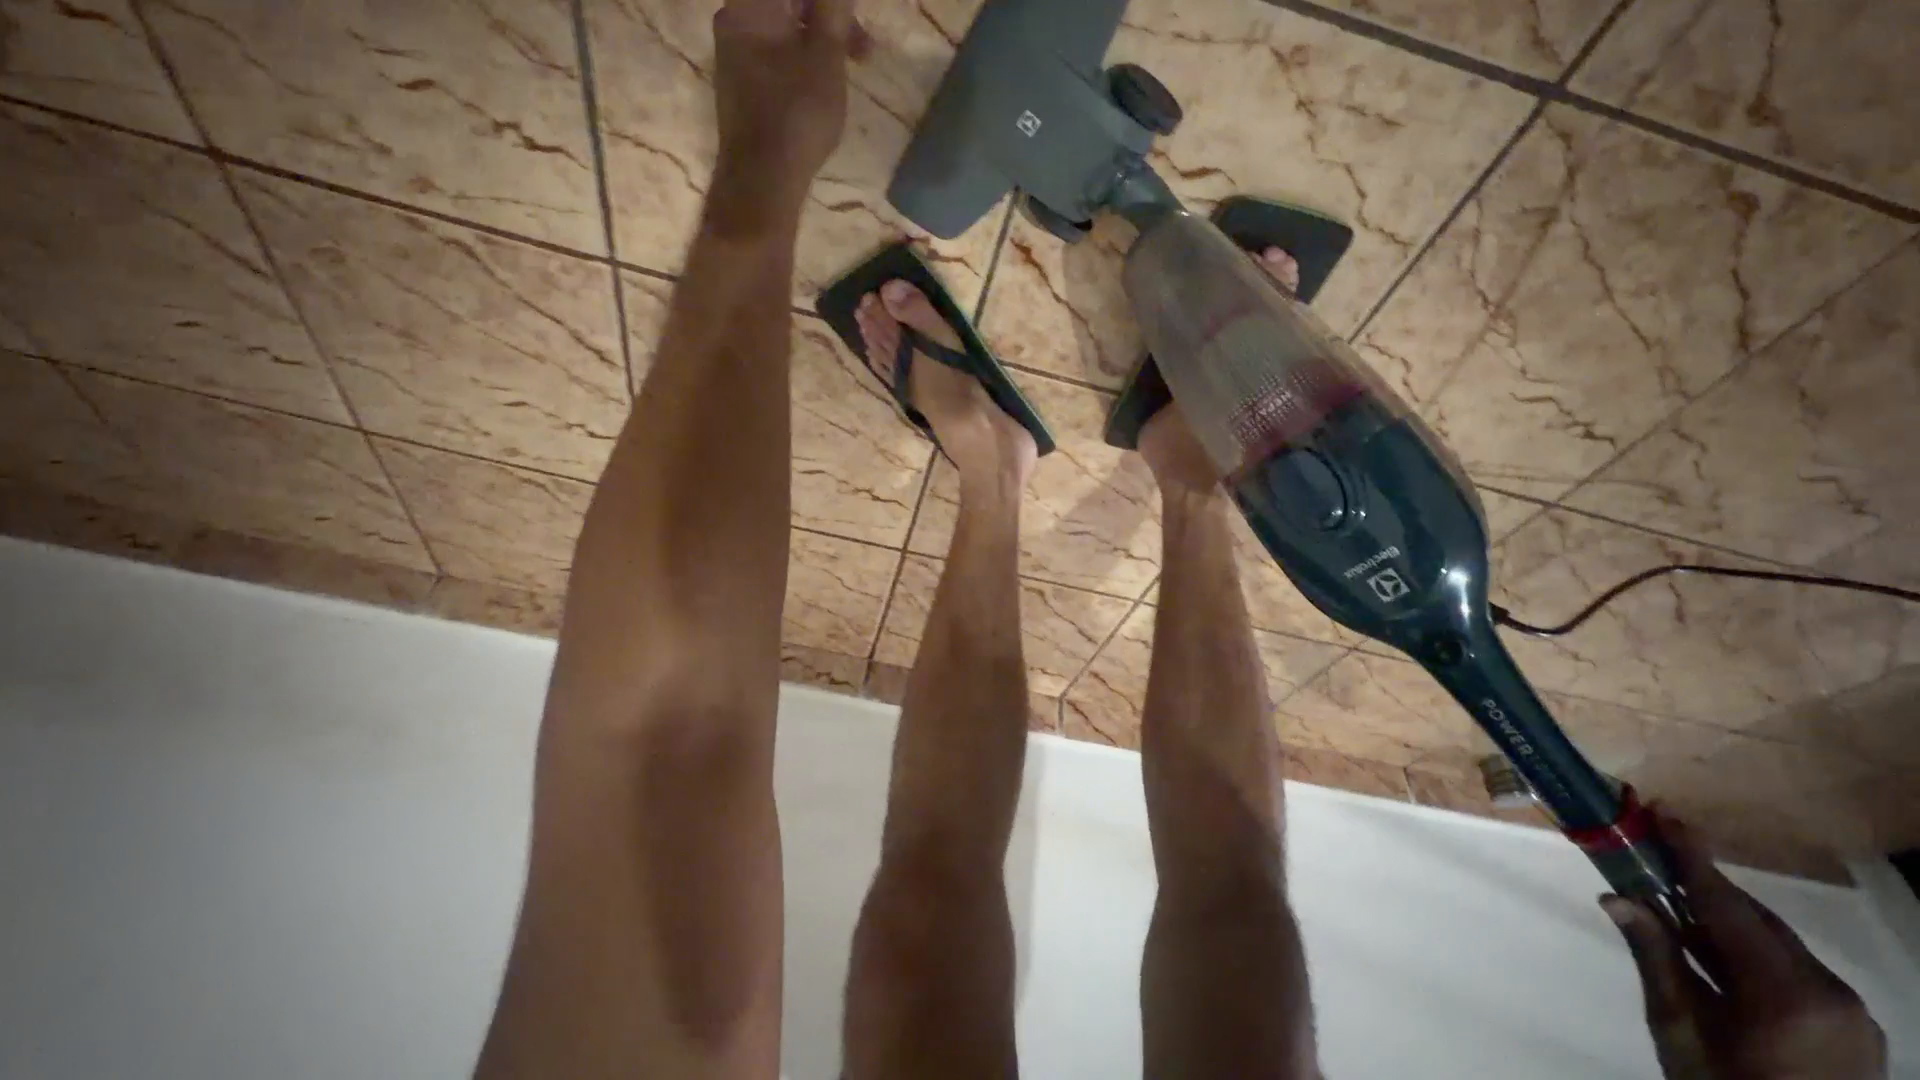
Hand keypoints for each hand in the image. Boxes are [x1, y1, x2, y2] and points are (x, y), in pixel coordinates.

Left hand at [709, 0, 866, 225]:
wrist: (762, 180)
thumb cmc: (797, 112)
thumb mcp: (826, 56)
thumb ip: (834, 9)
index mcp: (750, 6)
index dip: (829, 3)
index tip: (852, 15)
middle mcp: (734, 22)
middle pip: (788, 4)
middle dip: (829, 16)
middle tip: (864, 46)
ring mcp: (734, 56)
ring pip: (785, 30)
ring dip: (823, 40)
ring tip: (856, 66)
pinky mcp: (742, 86)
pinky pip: (777, 54)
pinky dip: (805, 58)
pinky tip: (827, 81)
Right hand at [1603, 812, 1885, 1079]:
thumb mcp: (1678, 1026)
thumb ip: (1654, 956)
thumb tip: (1616, 896)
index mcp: (1784, 990)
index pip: (1726, 905)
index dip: (1691, 857)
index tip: (1665, 815)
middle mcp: (1829, 990)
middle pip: (1753, 919)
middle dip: (1701, 886)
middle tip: (1653, 855)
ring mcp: (1849, 1010)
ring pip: (1772, 942)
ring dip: (1721, 919)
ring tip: (1672, 902)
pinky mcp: (1852, 1026)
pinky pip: (1791, 968)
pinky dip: (1746, 950)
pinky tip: (1711, 949)